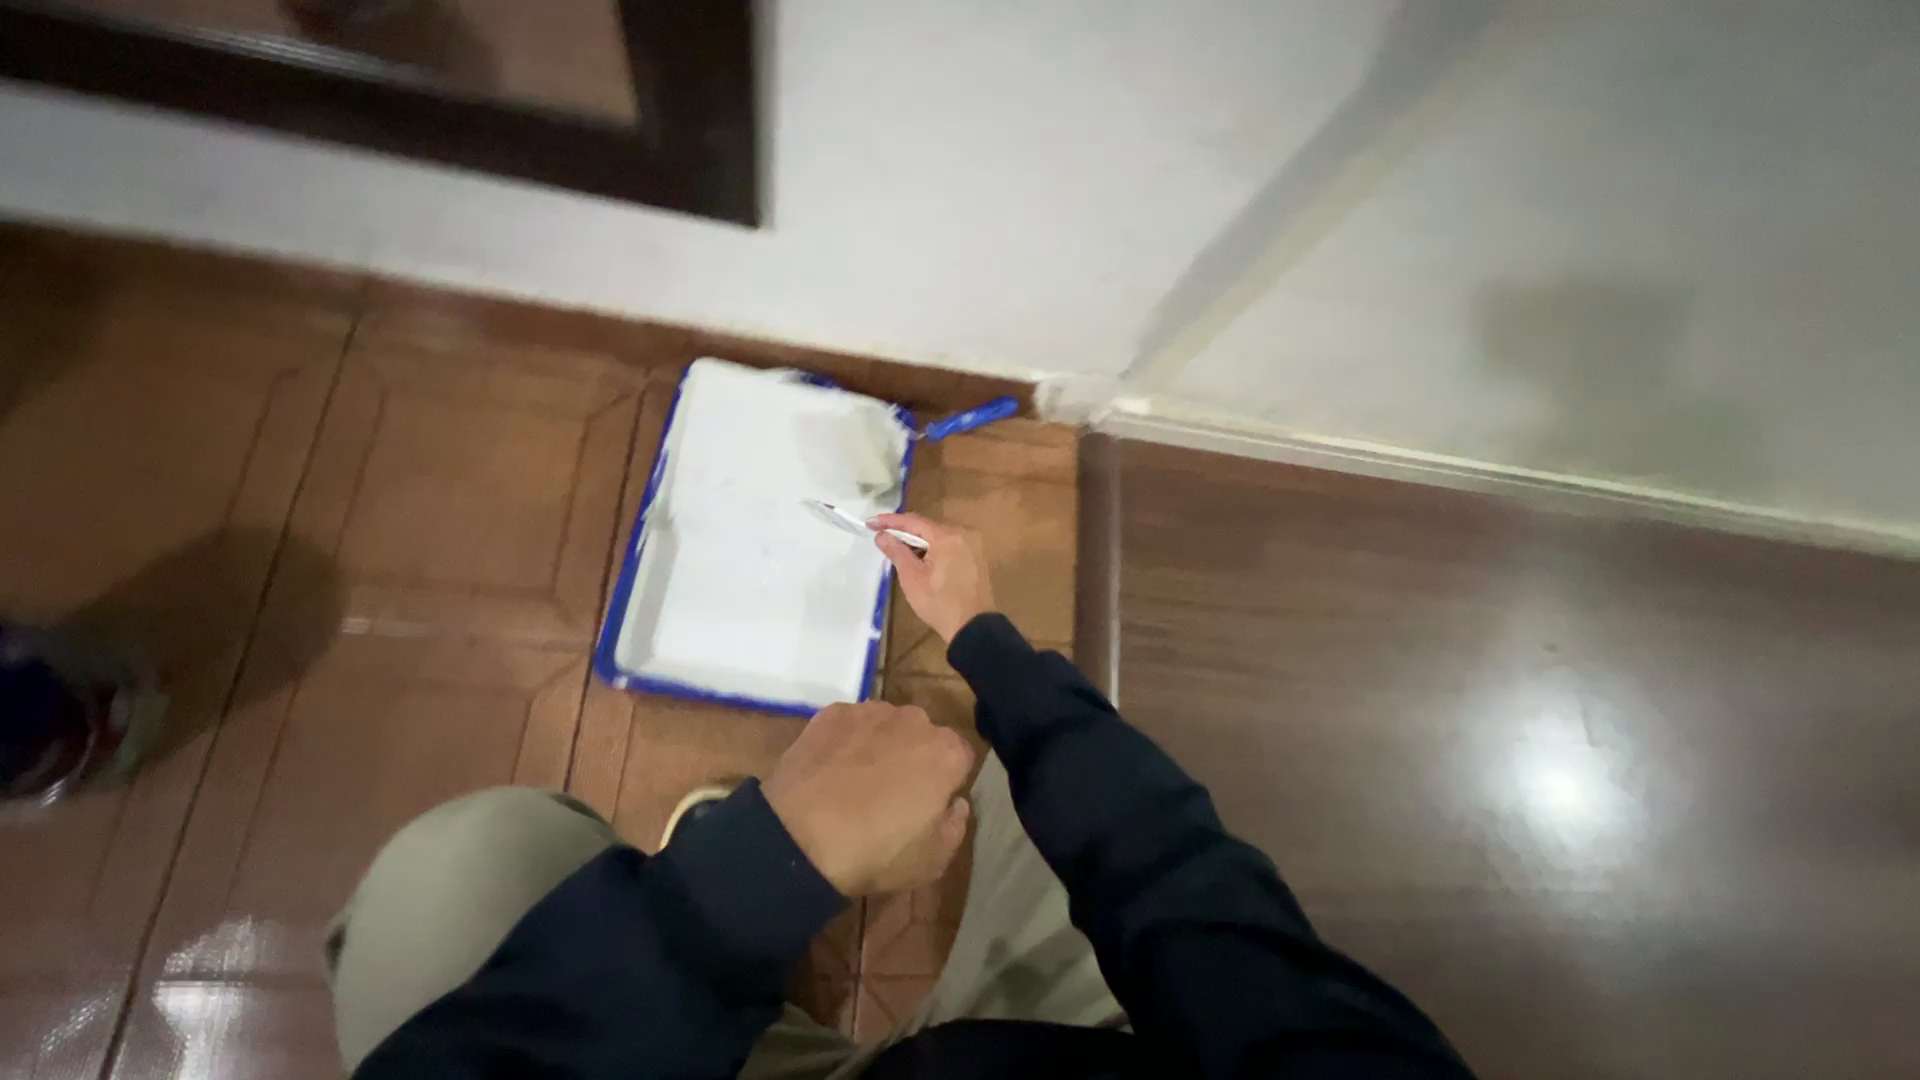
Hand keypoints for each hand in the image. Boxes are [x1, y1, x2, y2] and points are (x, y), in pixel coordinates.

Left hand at [762, 700, 974, 896]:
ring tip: (855, 783)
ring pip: (887, 727)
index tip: (929, 806)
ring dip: (880, 747)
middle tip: (892, 795)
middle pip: (923, 737)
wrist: (799, 836)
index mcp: (946, 752)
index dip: (947, 782)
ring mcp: (871, 711)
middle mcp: (915, 720)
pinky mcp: (833, 713)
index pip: (961, 758)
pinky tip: (831, 771)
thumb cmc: (875, 852)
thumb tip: (956, 803)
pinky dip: (846, 742)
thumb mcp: (932, 861)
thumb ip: (956, 826)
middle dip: (914, 759)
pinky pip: (850, 725)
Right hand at [869, 512, 995, 642]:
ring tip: (898, 549)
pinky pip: (950, 545)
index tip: (870, 523)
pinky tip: (920, 558)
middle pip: (928, 526)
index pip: (913, 521)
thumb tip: (882, 535)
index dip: (889, 521)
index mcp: (948, 536)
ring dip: (919, 541)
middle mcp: (964, 532)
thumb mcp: (912, 577)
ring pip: (939, 536)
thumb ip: (897, 551)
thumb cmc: (939, 603)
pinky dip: (934, 548)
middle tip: (882, 537)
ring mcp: (974, 544)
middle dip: (904, 531)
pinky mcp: (977, 556)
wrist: (973, 627)